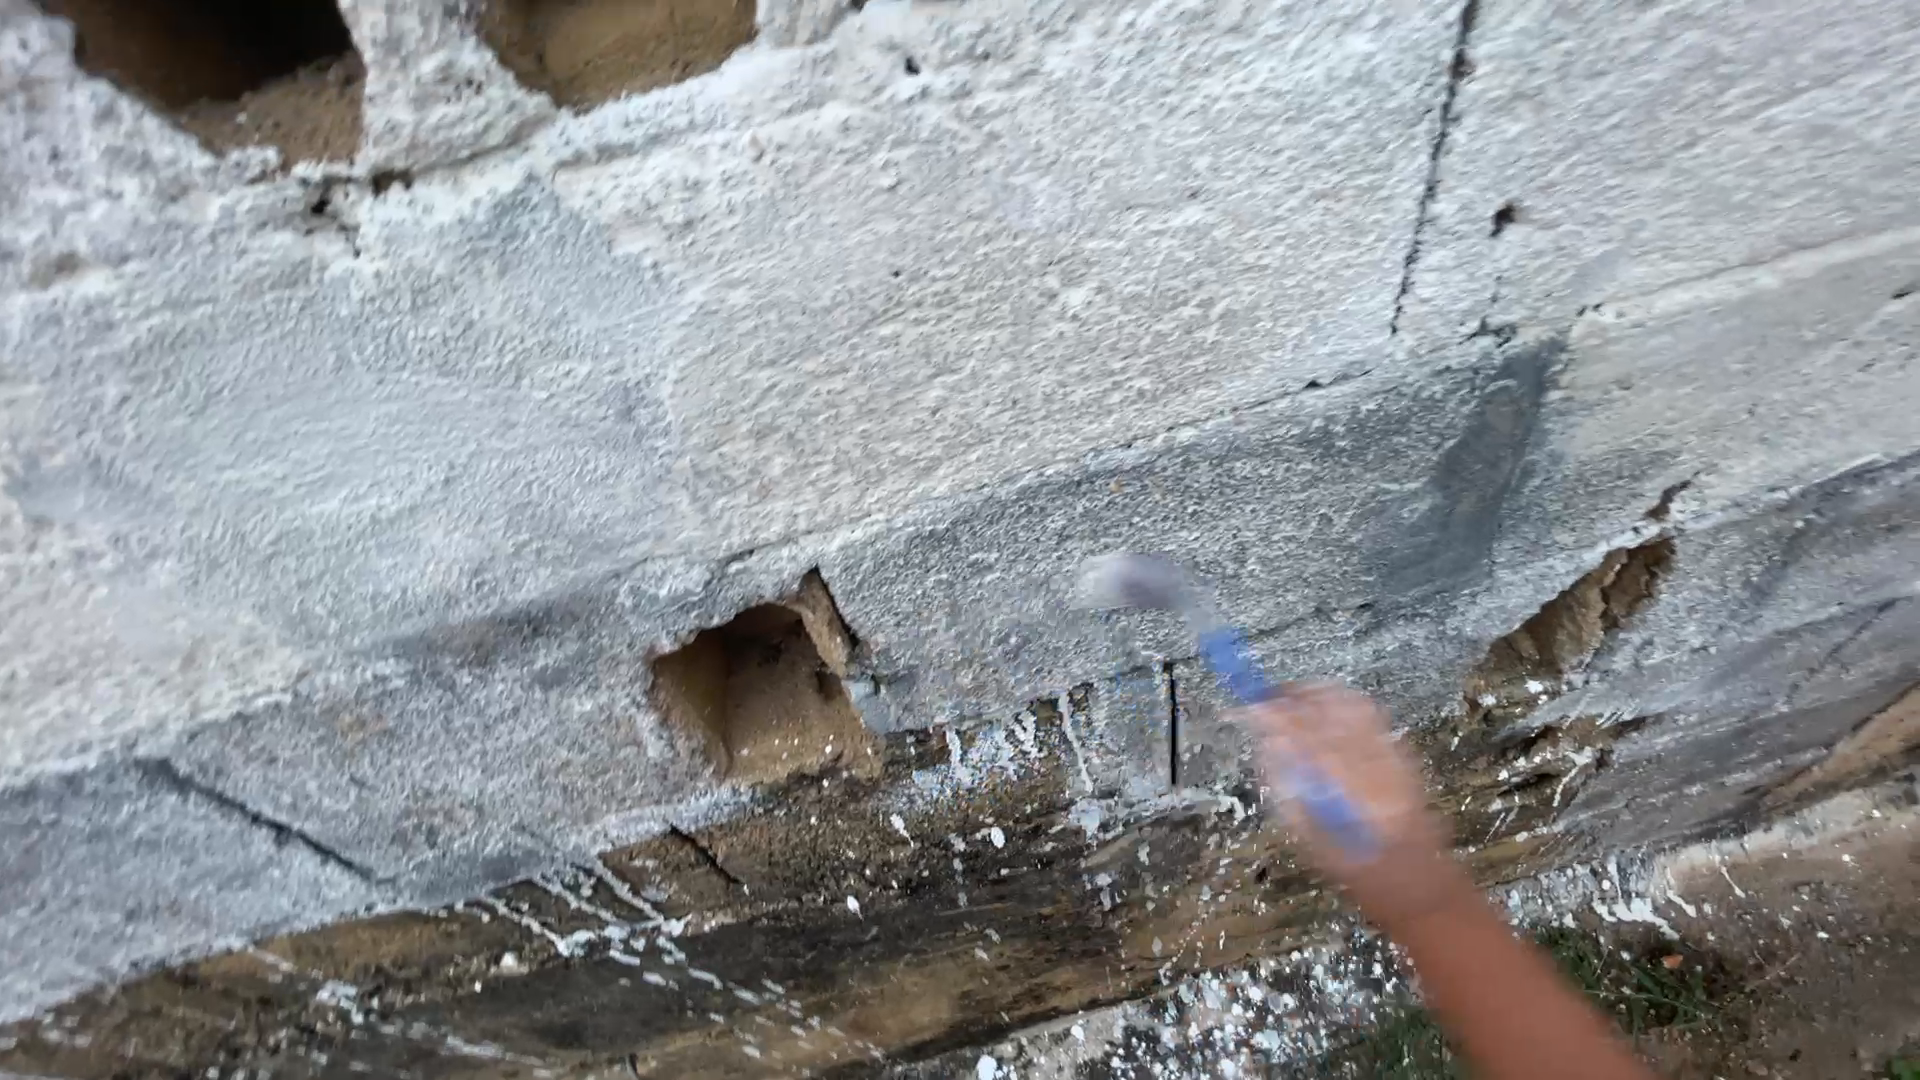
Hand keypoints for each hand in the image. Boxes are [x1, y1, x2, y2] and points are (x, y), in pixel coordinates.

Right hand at [1242, 682, 1475, 932]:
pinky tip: (1325, 707)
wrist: (1420, 885)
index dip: (1268, 713)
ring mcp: (1389, 755)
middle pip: (1324, 711)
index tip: (1246, 706)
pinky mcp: (1403, 754)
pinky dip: (1342, 701)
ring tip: (1292, 696)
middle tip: (1265, 698)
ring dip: (1316, 694)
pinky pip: (1370, 714)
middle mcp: (1368, 765)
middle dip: (1289, 697)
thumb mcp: (1309, 836)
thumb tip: (1267, 745)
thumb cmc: (1356, 870)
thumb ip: (1287, 788)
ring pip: (1348, 703)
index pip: (1298, 733)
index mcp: (1340, 788)